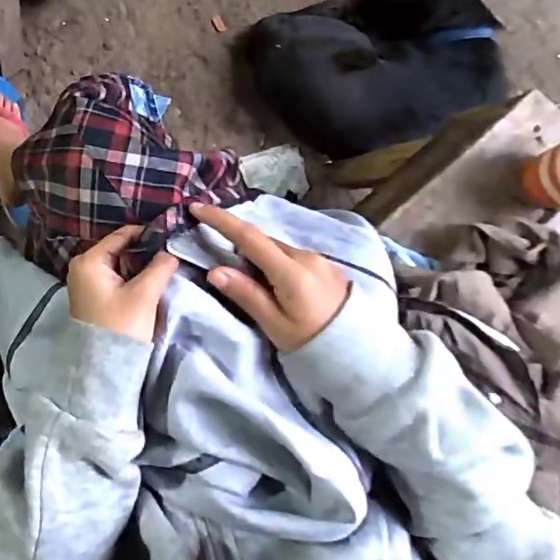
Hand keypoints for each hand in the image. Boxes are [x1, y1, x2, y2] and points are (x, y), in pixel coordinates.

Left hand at [67, 226, 179, 340]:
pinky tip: (150, 280)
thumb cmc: (121, 326)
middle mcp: (82, 267)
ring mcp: (85, 282)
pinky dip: (132, 277)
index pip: (121, 235)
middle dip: (144, 250)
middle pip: (119, 248)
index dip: (147, 233)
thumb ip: (160, 267)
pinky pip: (115, 277)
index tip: (170, 235)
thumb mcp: (144, 294)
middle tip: (170, 251)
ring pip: (119, 264)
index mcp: (89, 261)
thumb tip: (171, 251)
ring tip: (164, 265)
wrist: (103, 368)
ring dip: (140, 265)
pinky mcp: (93, 296)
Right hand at [190, 203, 349, 353]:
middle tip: (219, 255)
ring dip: (259, 255)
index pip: (249, 237)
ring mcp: (319, 260)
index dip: (221, 220)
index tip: (197, 207)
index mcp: (290, 270)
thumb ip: (246, 295)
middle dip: (239, 243)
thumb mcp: (275, 325)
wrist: (362, 353)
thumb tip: (215, 271)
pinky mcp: (327, 267)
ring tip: (249, 279)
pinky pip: (292, 257)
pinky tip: (274, 283)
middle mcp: (305, 256)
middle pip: (263, 242)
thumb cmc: (314, 343)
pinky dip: (276, 262)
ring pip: (278, 249)